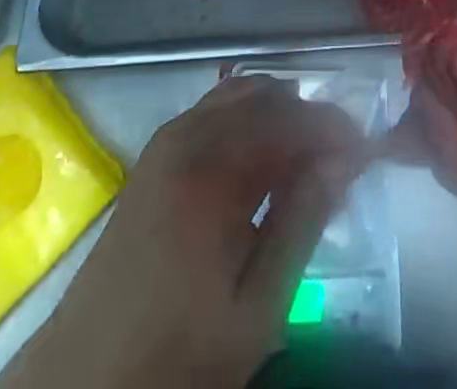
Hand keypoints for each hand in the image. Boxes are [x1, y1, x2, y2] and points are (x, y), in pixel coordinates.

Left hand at [0, 76, 365, 388]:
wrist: (88, 374)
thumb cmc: (178, 350)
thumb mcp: (258, 304)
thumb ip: (302, 220)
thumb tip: (344, 158)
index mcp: (209, 169)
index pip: (290, 117)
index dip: (335, 128)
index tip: (368, 154)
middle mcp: (184, 137)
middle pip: (265, 94)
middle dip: (310, 118)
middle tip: (342, 164)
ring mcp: (164, 143)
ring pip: (238, 97)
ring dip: (281, 117)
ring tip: (310, 166)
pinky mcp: (155, 158)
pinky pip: (214, 116)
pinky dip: (250, 125)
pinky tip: (266, 168)